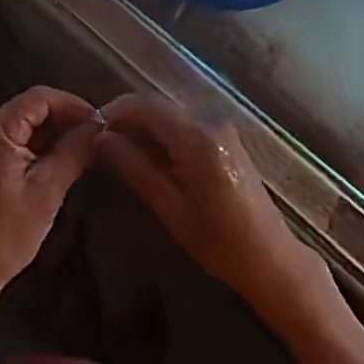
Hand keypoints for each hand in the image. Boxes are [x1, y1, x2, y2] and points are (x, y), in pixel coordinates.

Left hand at [0, 85, 101, 310]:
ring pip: (30, 122)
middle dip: (68, 117)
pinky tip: (66, 157)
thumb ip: (74, 152)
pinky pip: (22, 138)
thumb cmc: (4, 234)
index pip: (41, 97)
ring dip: (58, 131)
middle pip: (35, 106)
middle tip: (98, 133)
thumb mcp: (47, 191)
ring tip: (88, 145)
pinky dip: (45, 144)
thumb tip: (97, 129)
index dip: (73, 104)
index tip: (100, 119)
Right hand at [97, 96, 363, 363]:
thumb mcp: (169, 207)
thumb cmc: (218, 241)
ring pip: (171, 112)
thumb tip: (102, 138)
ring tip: (121, 150)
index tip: (91, 127)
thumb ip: (134, 167)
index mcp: (196, 135)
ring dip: (145, 125)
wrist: (271, 258)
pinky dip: (164, 132)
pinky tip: (151, 155)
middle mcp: (210, 119)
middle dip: (128, 118)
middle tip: (102, 142)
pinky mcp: (225, 135)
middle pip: (158, 105)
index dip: (116, 111)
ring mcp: (221, 125)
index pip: (146, 105)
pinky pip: (186, 122)